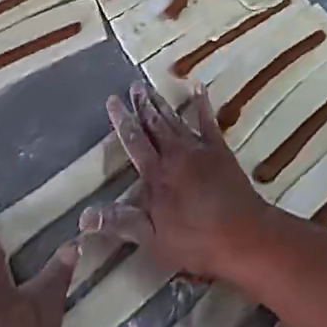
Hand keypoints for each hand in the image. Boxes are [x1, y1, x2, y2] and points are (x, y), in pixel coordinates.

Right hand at [81, 82, 273, 280]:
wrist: (242, 232)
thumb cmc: (195, 241)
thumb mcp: (153, 239)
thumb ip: (121, 222)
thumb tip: (84, 216)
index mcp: (157, 175)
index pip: (134, 141)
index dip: (122, 121)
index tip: (112, 101)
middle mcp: (177, 154)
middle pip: (155, 124)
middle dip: (142, 105)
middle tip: (133, 85)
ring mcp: (200, 148)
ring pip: (175, 120)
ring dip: (161, 104)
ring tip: (150, 87)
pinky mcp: (219, 149)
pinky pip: (208, 121)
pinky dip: (202, 104)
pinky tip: (198, 88)